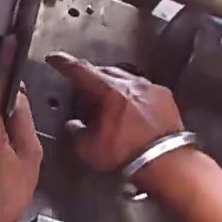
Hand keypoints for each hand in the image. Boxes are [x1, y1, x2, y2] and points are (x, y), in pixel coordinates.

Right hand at [46, 52, 185, 174]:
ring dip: (112, 86)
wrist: (167, 162)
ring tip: (106, 101)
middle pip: (104, 71)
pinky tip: (129, 108)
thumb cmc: (128, 155)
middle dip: (90, 78)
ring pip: (125, 78)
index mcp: (109, 91)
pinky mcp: (165, 97)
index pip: (81, 70)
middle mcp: (131, 83)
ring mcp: (150, 88)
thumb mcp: (90, 149)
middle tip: (82, 88)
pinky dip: (132, 95)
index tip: (54, 58)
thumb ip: (76, 132)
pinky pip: (143, 88)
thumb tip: (73, 126)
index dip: (64, 63)